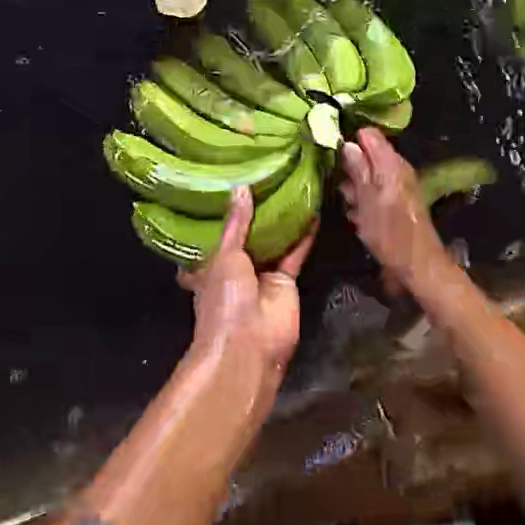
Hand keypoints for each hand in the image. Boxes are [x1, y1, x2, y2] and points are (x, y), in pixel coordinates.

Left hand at [177, 186, 315, 396]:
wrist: (249, 345)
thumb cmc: (224, 300)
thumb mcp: (224, 256)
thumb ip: (236, 224)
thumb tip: (241, 187)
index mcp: (210, 267)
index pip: (213, 238)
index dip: (222, 216)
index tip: (230, 188)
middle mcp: (236, 271)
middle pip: (248, 238)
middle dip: (257, 215)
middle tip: (268, 179)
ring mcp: (262, 277)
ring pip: (275, 242)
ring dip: (283, 221)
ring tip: (294, 188)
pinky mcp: (287, 281)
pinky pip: (296, 252)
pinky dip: (305, 235)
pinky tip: (314, 212)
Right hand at [341, 128, 451, 294]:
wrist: (416, 262)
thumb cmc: (390, 232)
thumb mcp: (367, 200)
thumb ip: (358, 170)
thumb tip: (347, 143)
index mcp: (392, 163)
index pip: (370, 135)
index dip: (350, 139)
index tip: (331, 149)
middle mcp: (398, 168)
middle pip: (370, 154)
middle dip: (350, 166)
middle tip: (336, 182)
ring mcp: (399, 184)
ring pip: (371, 174)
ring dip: (355, 185)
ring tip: (347, 201)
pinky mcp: (398, 200)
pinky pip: (376, 190)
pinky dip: (365, 198)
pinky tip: (356, 214)